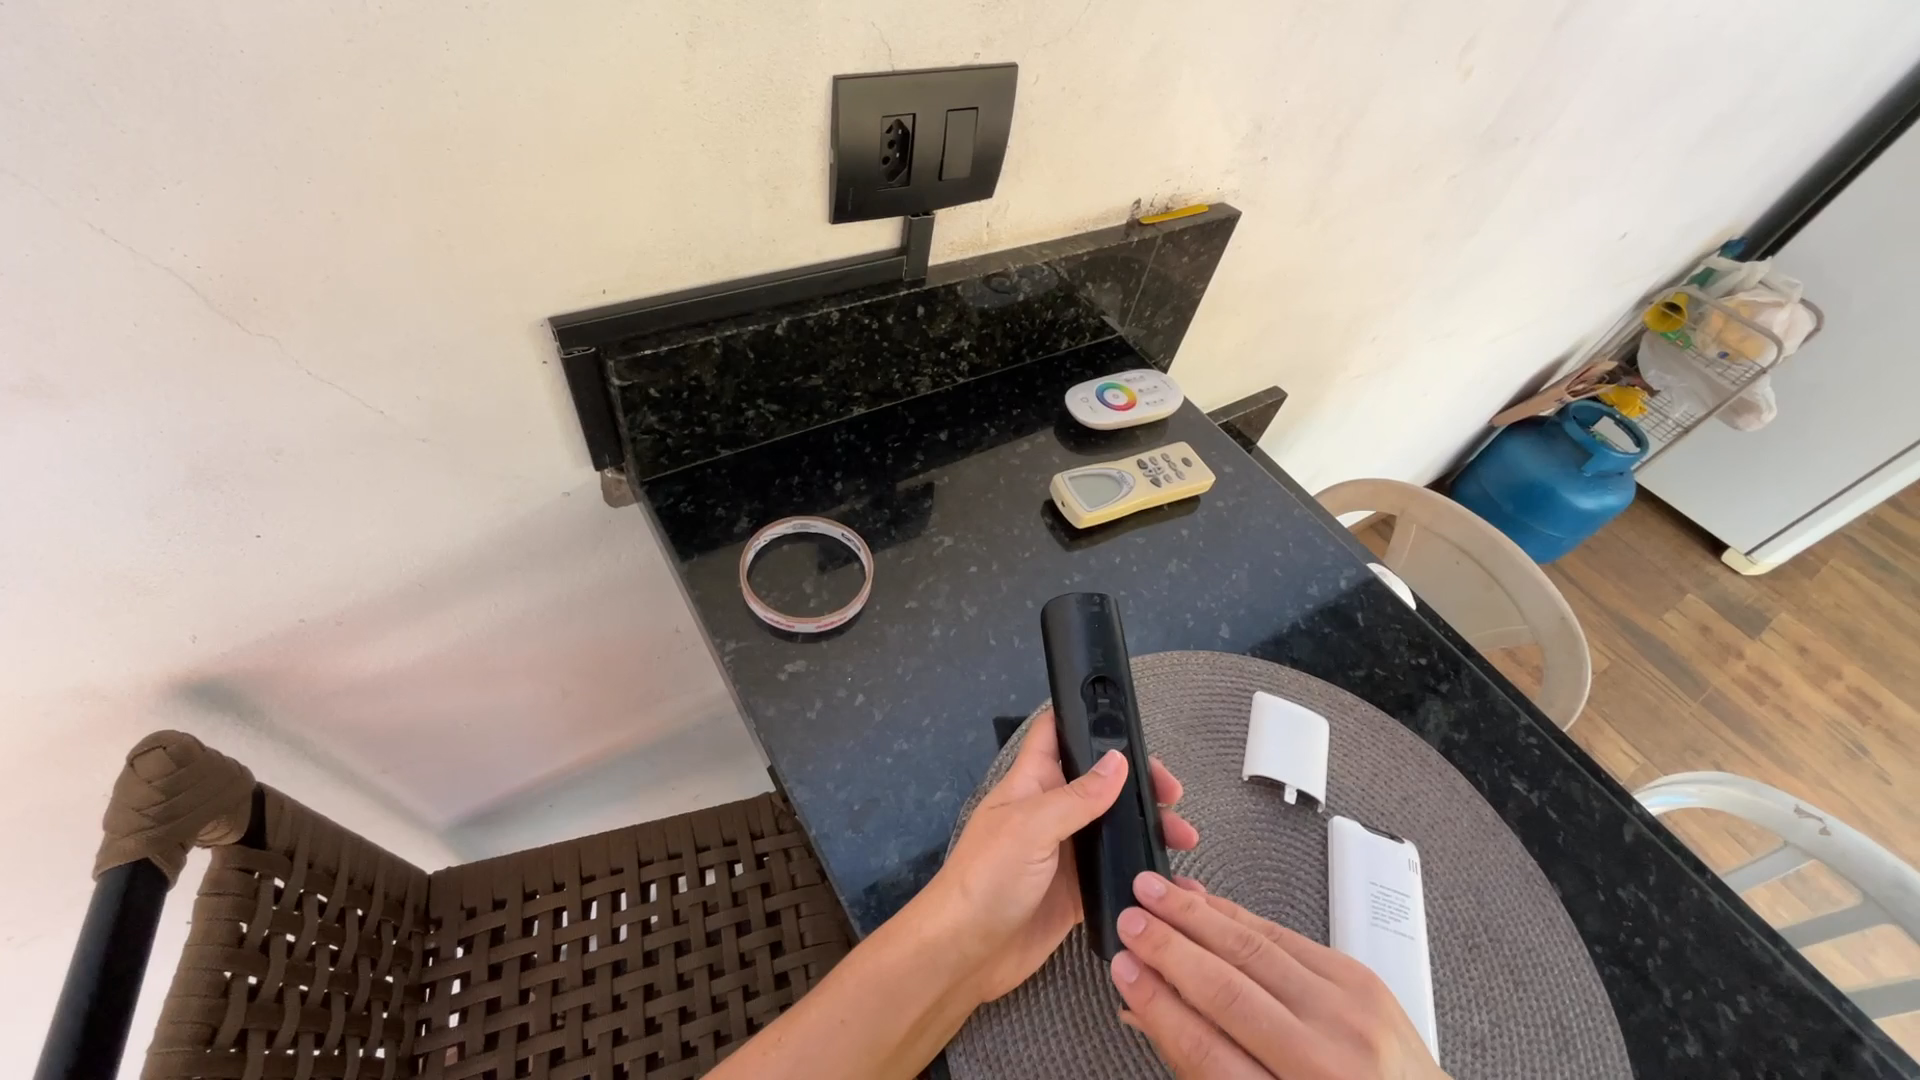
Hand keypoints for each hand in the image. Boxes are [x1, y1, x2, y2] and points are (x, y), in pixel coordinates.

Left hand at [921, 709, 1199, 1003]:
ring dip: (1146, 824)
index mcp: (1032, 781)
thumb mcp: (1031, 827)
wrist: (966, 952)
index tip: (1128, 719)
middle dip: (1136, 780)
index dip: (1084, 718)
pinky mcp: (1078, 888)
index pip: (1056, 732)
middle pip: (1099, 779)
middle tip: (1173, 793)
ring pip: (1113, 824)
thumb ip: (1077, 796)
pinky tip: (1170, 876)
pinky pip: (1116, 868)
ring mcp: (1065, 849)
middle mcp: (1050, 809)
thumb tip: (1120, 761)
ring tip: (1183, 837)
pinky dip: (1142, 867)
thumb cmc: (987, 876)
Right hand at [1108, 873, 1447, 1079]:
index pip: (1206, 1048)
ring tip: (1153, 891)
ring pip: (1253, 948)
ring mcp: (1351, 1014)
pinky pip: (1282, 934)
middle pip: (1229, 990)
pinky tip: (1203, 899)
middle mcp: (1331, 1063)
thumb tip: (1144, 1006)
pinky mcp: (1360, 976)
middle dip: (1168, 947)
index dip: (1156, 1002)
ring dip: (1194, 914)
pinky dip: (1235, 913)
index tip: (1123, 969)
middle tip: (1130, 920)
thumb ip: (1202, 1065)